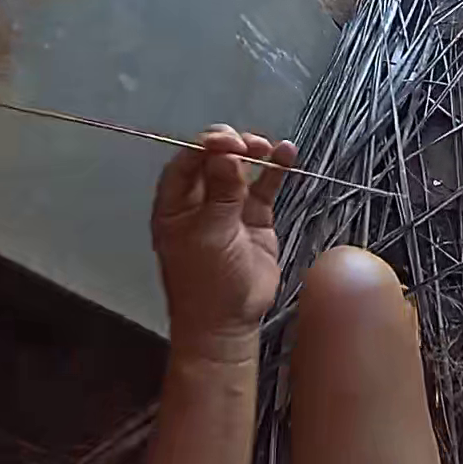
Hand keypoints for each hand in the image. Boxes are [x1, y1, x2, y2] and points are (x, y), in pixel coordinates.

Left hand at [151, 124, 296, 361]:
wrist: (229, 323)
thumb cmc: (206, 282)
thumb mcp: (209, 235)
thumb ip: (220, 194)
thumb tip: (227, 154)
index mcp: (176, 203)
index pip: (187, 162)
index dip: (206, 146)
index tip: (227, 140)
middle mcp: (201, 199)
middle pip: (215, 158)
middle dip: (231, 145)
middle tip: (248, 144)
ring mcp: (230, 205)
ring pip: (241, 167)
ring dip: (254, 152)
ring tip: (267, 147)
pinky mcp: (256, 216)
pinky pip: (265, 185)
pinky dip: (276, 170)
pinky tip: (286, 154)